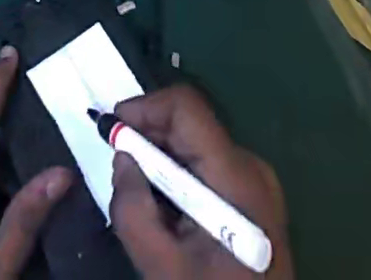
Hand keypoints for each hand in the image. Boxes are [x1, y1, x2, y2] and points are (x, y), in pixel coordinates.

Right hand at [108, 85, 291, 278]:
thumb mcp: (159, 264)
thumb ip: (130, 204)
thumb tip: (124, 159)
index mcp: (234, 178)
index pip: (185, 106)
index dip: (144, 107)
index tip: (113, 130)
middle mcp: (250, 168)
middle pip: (188, 122)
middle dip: (146, 134)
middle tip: (119, 163)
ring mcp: (257, 183)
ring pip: (194, 141)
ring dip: (159, 156)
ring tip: (142, 194)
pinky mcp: (255, 197)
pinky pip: (206, 163)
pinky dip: (177, 172)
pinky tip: (166, 208)